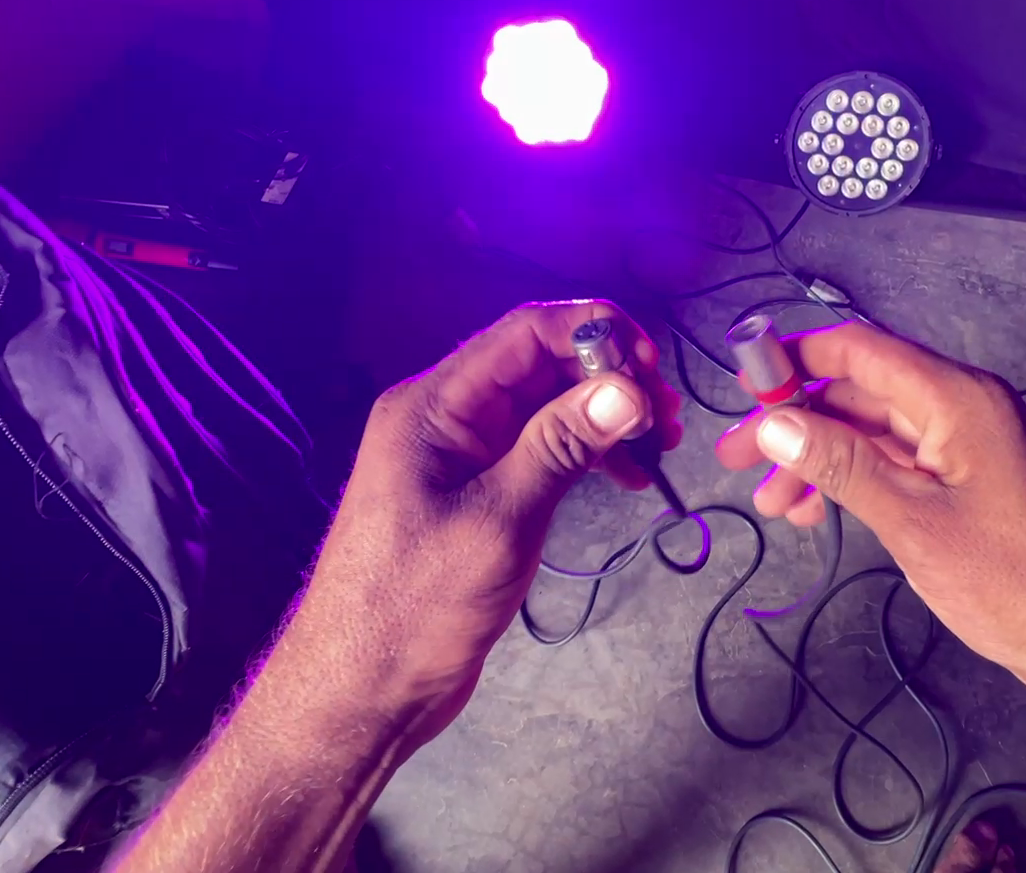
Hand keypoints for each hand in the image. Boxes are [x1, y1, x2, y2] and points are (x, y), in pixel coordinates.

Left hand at [281, 300, 681, 739]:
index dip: (595, 330)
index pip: (526, 331)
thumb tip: (627, 388)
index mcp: (436, 404)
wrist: (360, 694)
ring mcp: (467, 451)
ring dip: (606, 414)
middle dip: (610, 375)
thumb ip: (560, 446)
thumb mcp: (498, 521)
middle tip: (665, 412)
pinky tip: (627, 475)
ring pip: (550, 404)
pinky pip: (544, 445)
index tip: (651, 362)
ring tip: (660, 443)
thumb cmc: (415, 607)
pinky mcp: (484, 486)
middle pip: (543, 363)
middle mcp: (451, 414)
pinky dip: (589, 450)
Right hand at [714, 321, 1025, 686]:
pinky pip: (898, 462)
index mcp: (956, 396)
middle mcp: (961, 404)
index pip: (860, 349)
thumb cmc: (1010, 582)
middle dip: (796, 424)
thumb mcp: (911, 521)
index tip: (744, 385)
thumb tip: (771, 424)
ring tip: (777, 506)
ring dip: (821, 460)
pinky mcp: (967, 476)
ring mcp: (966, 441)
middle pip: (860, 392)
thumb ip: (839, 464)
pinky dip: (856, 480)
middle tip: (739, 462)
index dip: (796, 358)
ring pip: (874, 432)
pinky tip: (820, 513)